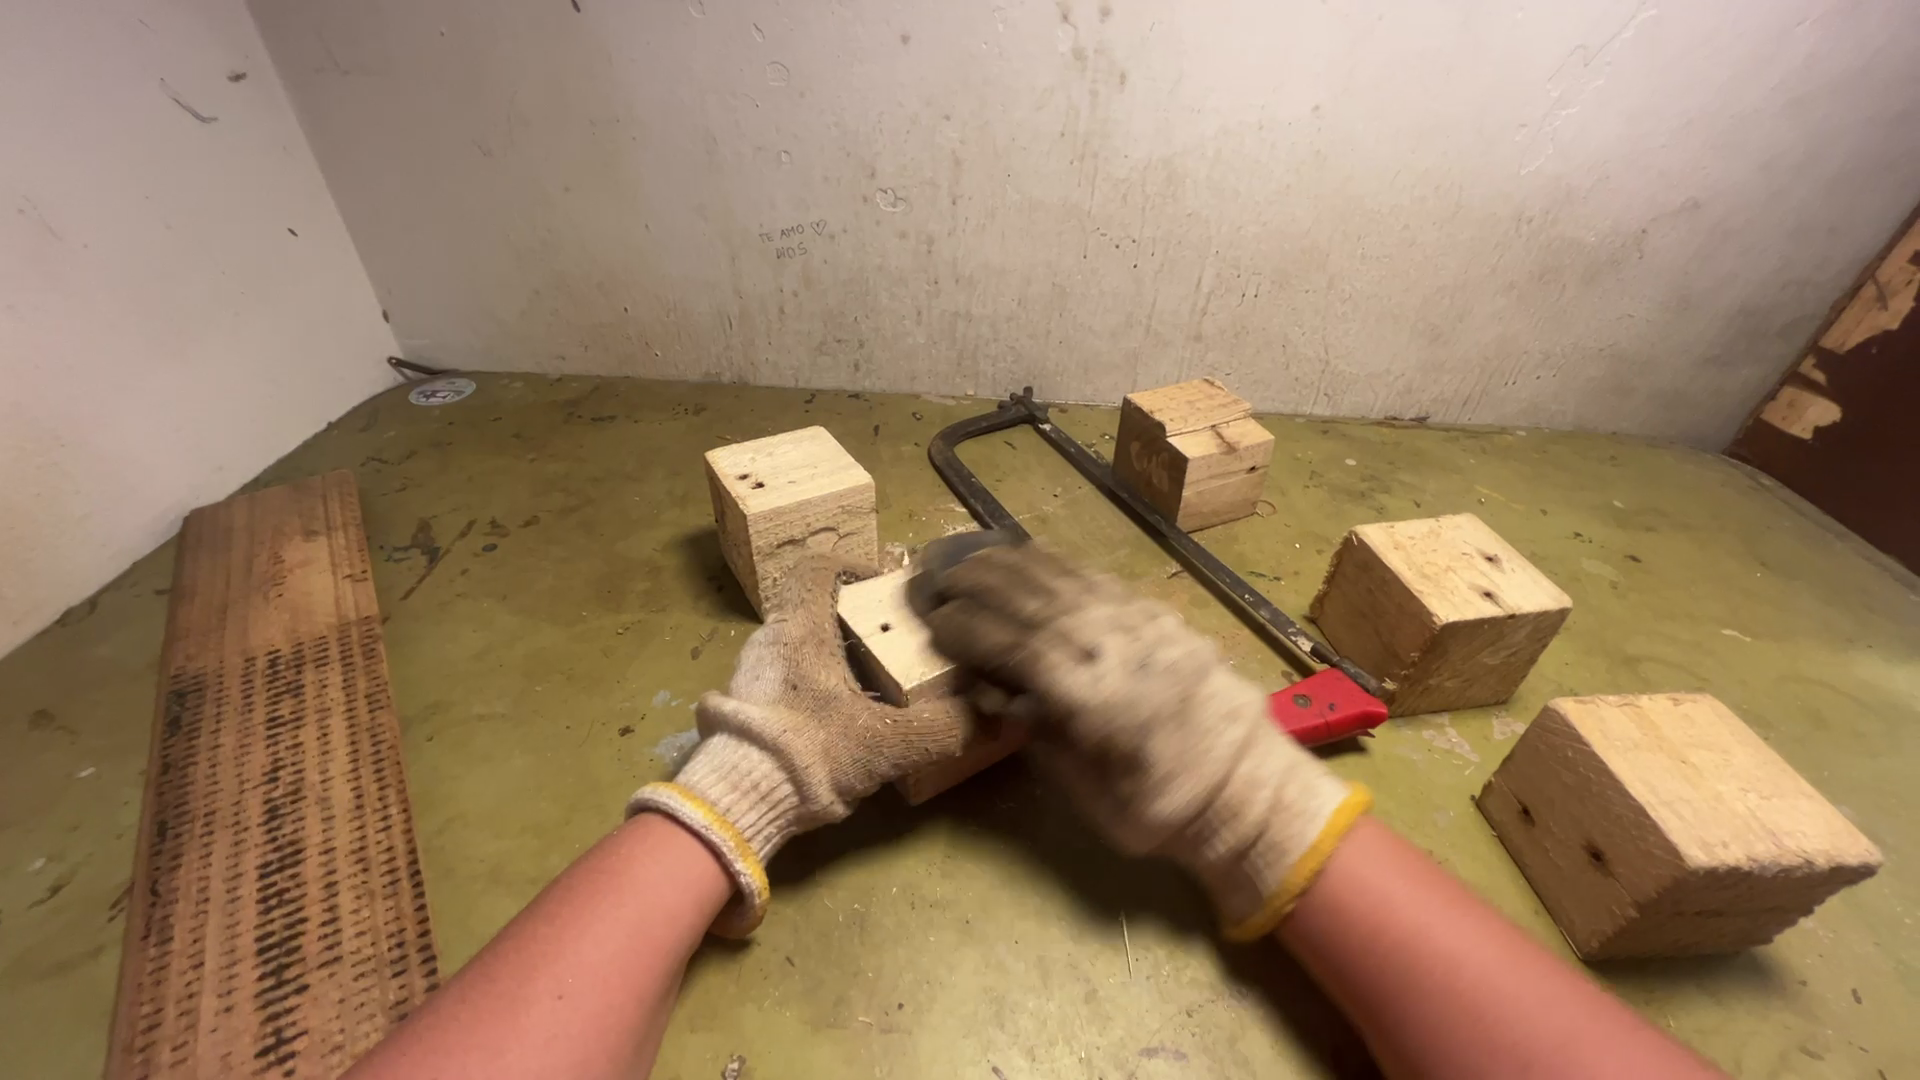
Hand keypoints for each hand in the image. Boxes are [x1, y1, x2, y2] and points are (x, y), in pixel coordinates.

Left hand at [628, 552, 972, 935]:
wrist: (736, 802)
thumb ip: (943, 728)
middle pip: (812, 608)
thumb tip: (988, 719)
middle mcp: (770, 640)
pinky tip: (833, 722)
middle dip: (851, 620)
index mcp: (801, 628)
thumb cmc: (810, 751)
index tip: (881, 586)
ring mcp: (750, 673)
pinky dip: (810, 687)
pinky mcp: (740, 707)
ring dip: (830, 655)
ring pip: (797, 645)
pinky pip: (782, 679)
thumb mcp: (888, 741)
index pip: (816, 569)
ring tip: (868, 685)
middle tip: (888, 644)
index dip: (850, 566)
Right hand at [920, 543, 1371, 939]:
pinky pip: (1093, 576)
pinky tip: (1030, 559)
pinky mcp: (1155, 612)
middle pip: (1030, 598)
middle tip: (937, 576)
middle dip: (976, 583)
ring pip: (1061, 578)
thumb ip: (1043, 739)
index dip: (966, 628)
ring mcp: (1136, 620)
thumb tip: (1001, 694)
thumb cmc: (1164, 807)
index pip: (1013, 644)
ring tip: (971, 556)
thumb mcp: (1092, 797)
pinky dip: (1053, 564)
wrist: (1248, 784)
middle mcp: (1109, 643)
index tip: (933, 620)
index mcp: (1090, 694)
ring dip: (1010, 564)